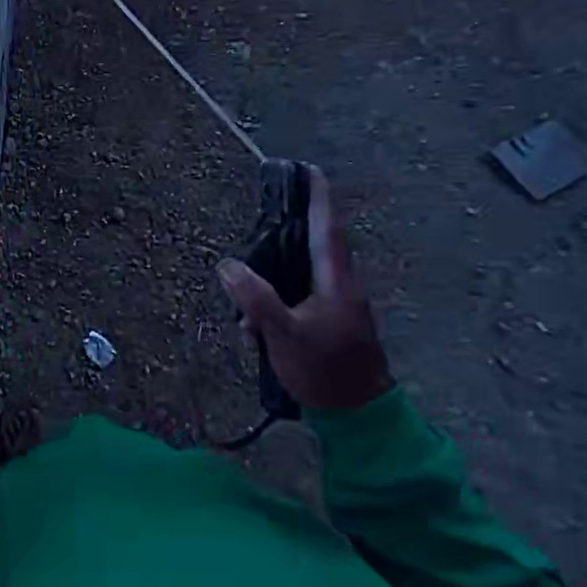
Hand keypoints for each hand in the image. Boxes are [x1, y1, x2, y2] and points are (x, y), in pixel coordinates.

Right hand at [216, 165, 392, 410]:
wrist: (359, 417)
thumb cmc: (325, 371)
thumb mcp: (284, 334)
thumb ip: (255, 298)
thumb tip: (227, 265)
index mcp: (336, 280)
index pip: (325, 227)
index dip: (317, 197)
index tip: (309, 169)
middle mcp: (341, 285)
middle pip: (314, 244)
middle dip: (288, 231)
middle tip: (262, 221)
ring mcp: (339, 305)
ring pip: (304, 273)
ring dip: (276, 274)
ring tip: (248, 294)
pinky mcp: (332, 322)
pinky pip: (302, 295)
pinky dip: (279, 298)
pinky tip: (255, 323)